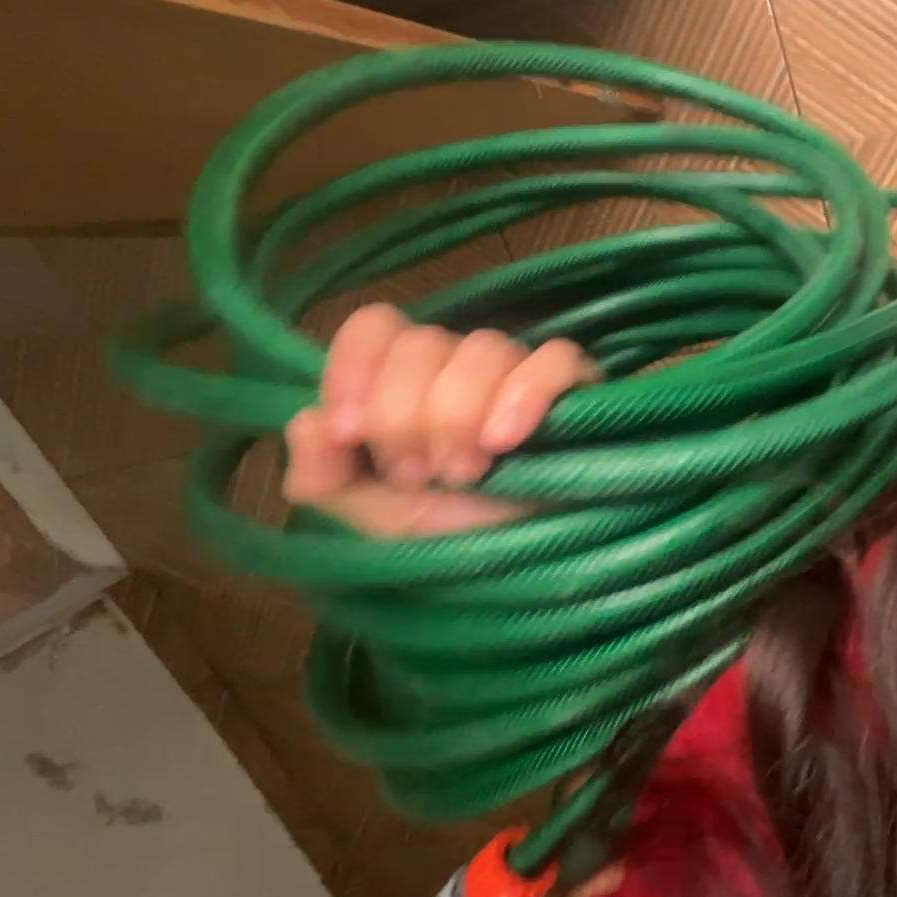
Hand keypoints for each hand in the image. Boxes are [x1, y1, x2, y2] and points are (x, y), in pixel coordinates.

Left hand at [283, 304, 598, 537]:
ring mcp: (527, 373)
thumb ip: (323, 476)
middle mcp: (468, 366)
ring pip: (485, 348)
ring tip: (468, 472)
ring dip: (460, 414)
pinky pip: (556, 360)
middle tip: (423, 476)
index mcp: (414, 383)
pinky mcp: (584, 388)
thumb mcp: (377, 518)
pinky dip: (527, 391)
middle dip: (408, 415)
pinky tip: (507, 439)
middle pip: (425, 342)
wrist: (539, 569)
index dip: (355, 366)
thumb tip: (312, 422)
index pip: (379, 327)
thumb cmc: (463, 540)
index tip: (352, 432)